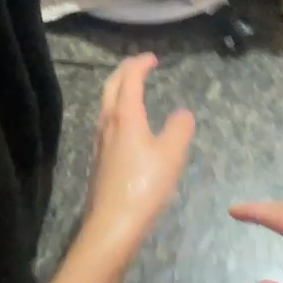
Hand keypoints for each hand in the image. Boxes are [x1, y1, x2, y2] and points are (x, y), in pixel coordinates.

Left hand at [80, 54, 192, 255]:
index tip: (152, 59)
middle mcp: (107, 122)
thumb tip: (183, 113)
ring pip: (105, 104)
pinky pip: (106, 121)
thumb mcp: (171, 155)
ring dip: (117, 89)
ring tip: (132, 88)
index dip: (140, 65)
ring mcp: (100, 141)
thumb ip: (179, 129)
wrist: (112, 224)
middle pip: (111, 86)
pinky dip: (116, 108)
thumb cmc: (144, 186)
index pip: (130, 79)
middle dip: (124, 71)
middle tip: (139, 65)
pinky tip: (126, 123)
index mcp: (125, 116)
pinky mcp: (99, 158)